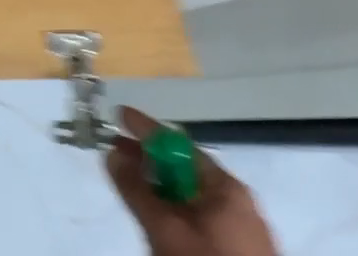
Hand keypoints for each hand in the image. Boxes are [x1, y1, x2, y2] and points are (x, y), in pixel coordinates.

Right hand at [107, 109, 279, 255]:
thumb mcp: (164, 229)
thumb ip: (136, 189)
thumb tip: (113, 153)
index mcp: (226, 189)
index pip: (179, 145)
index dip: (146, 128)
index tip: (119, 114)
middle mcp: (239, 201)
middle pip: (187, 167)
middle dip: (149, 157)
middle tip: (115, 149)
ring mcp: (243, 227)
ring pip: (193, 192)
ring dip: (160, 182)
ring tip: (131, 179)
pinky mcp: (241, 248)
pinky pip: (202, 212)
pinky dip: (176, 204)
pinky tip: (159, 211)